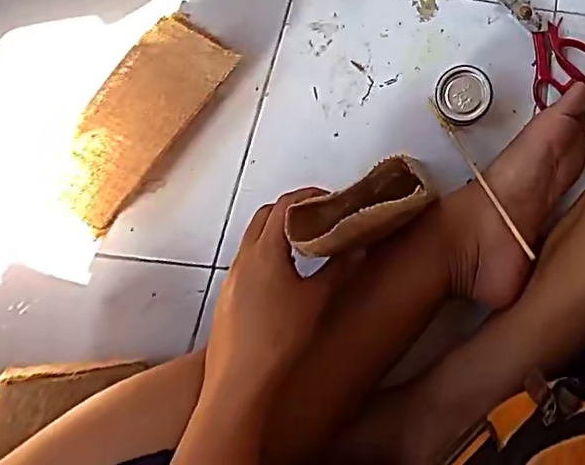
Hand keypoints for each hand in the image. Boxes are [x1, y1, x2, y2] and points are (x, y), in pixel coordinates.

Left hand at [201, 189, 355, 404]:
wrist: (236, 388)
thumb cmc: (277, 341)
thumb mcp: (315, 301)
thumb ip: (338, 268)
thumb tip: (358, 246)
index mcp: (265, 250)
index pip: (284, 205)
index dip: (308, 196)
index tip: (329, 200)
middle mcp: (243, 257)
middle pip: (265, 214)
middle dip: (291, 208)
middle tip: (318, 216)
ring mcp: (231, 278)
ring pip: (253, 237)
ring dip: (276, 230)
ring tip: (304, 242)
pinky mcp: (226, 297)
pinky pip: (246, 260)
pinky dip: (265, 252)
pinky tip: (283, 275)